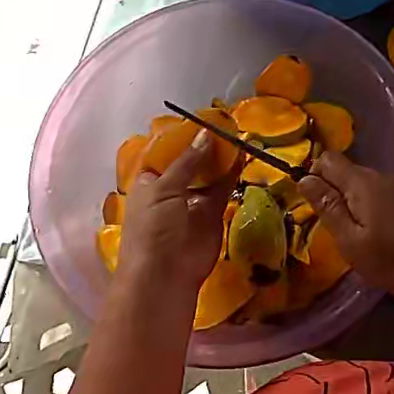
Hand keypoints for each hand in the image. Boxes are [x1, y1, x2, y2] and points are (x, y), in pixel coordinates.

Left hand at [117, 132, 235, 298]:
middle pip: (190, 161)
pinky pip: (223, 189)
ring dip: (221, 157)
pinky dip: (233, 174)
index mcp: (149, 181)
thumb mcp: (165, 188)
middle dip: (205, 145)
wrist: (166, 275)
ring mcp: (192, 202)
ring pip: (209, 174)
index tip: (203, 117)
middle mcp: (170, 189)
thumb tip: (206, 134)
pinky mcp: (212, 215)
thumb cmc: (155, 228)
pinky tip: (244, 155)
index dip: (183, 135)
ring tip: (238, 134)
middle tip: (226, 123)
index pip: (165, 151)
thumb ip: (188, 161)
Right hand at [298, 151, 393, 300]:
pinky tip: (380, 227)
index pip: (329, 160)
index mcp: (363, 184)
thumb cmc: (386, 261)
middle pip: (348, 170)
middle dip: (335, 190)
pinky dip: (374, 202)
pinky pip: (384, 191)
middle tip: (334, 223)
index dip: (315, 175)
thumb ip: (327, 206)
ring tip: (357, 228)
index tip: (315, 202)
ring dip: (355, 197)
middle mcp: (383, 176)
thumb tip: (304, 179)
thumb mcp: (348, 239)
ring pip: (366, 181)